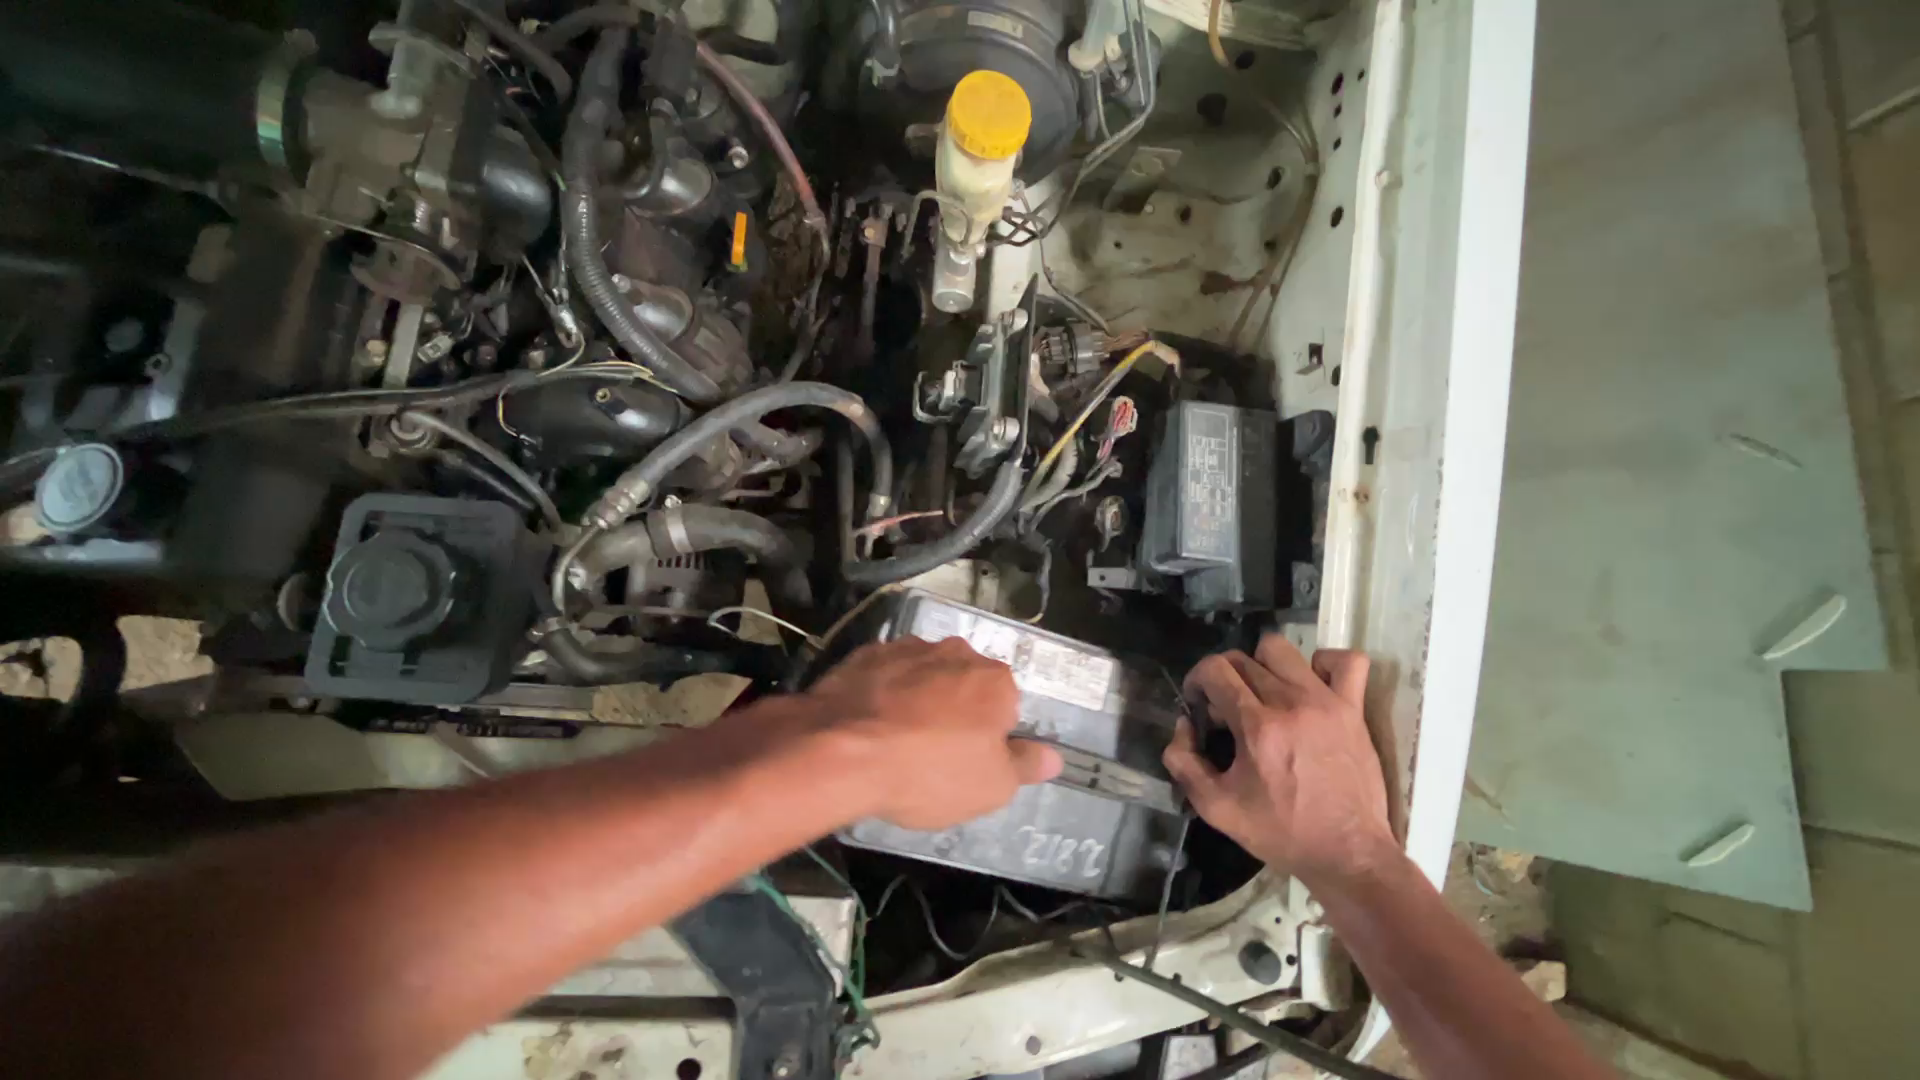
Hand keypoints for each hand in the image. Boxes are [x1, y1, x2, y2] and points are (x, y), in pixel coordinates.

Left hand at [797, 636, 1061, 829]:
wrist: (841, 752)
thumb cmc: (928, 772)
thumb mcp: (991, 786)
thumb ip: (1025, 766)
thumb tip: (1053, 757)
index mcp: (995, 680)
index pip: (1006, 706)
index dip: (990, 737)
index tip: (968, 763)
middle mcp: (955, 652)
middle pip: (965, 684)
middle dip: (956, 711)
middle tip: (934, 754)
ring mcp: (906, 648)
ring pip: (924, 675)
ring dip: (918, 699)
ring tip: (896, 741)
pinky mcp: (863, 654)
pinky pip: (884, 675)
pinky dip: (882, 693)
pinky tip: (868, 725)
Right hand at [1162, 634, 1394, 888]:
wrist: (1348, 855)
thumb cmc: (1281, 833)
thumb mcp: (1215, 808)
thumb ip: (1184, 762)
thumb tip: (1184, 725)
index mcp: (1257, 726)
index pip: (1214, 670)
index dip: (1197, 681)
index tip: (1199, 705)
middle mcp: (1291, 703)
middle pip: (1243, 658)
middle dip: (1223, 678)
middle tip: (1227, 711)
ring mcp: (1327, 702)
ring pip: (1282, 649)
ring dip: (1262, 665)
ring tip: (1263, 695)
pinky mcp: (1354, 710)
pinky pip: (1345, 662)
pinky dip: (1323, 664)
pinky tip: (1310, 686)